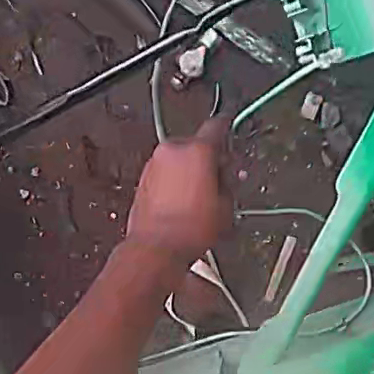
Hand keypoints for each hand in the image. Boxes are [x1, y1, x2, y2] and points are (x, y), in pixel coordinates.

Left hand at [124, 116, 232, 263]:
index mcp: (198, 151)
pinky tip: (185, 202)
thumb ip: (228, 183)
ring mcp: (155, 164)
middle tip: (221, 179)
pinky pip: (166, 172)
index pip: (216, 127)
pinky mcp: (144, 179)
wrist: (157, 247)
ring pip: (180, 159)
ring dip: (191, 171)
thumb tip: (225, 178)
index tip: (229, 126)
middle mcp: (173, 151)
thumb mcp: (226, 207)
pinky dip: (176, 181)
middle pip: (197, 145)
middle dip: (209, 159)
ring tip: (202, 197)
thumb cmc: (191, 229)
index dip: (226, 127)